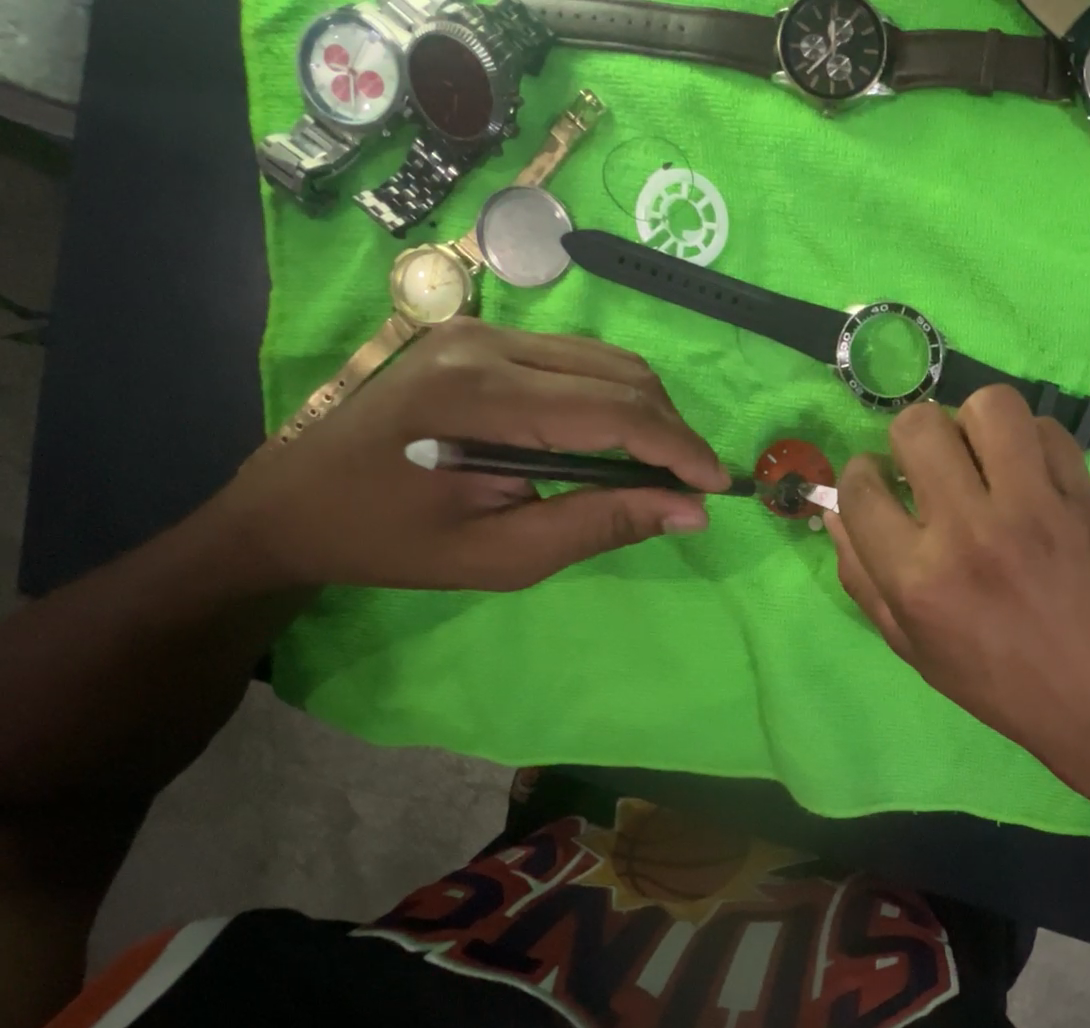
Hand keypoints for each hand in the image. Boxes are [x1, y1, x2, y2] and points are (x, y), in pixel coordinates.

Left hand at [208, 318, 729, 591]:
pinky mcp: (481, 337)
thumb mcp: (503, 556)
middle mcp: (485, 344)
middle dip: (672, 432)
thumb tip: (690, 511)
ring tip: (659, 468)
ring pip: (608, 361)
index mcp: (482, 398)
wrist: (293, 504)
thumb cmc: (392, 542)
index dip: (680, 449)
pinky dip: (616, 400)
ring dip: (650, 414)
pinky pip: (579, 360)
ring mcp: (481, 332)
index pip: (617, 410)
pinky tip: (615, 442)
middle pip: (622, 375)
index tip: (718, 489)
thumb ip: (601, 525)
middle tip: (689, 488)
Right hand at [825, 386, 1089, 799]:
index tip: (878, 484)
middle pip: (918, 427)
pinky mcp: (1082, 498)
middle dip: (909, 440)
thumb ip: (861, 575)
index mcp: (918, 576)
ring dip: (972, 423)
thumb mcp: (907, 644)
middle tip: (928, 469)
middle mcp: (971, 531)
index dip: (860, 476)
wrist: (1088, 692)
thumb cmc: (989, 678)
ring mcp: (1034, 508)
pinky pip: (1047, 428)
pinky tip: (1025, 472)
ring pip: (990, 406)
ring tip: (979, 457)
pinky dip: (1029, 440)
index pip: (861, 486)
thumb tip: (837, 509)